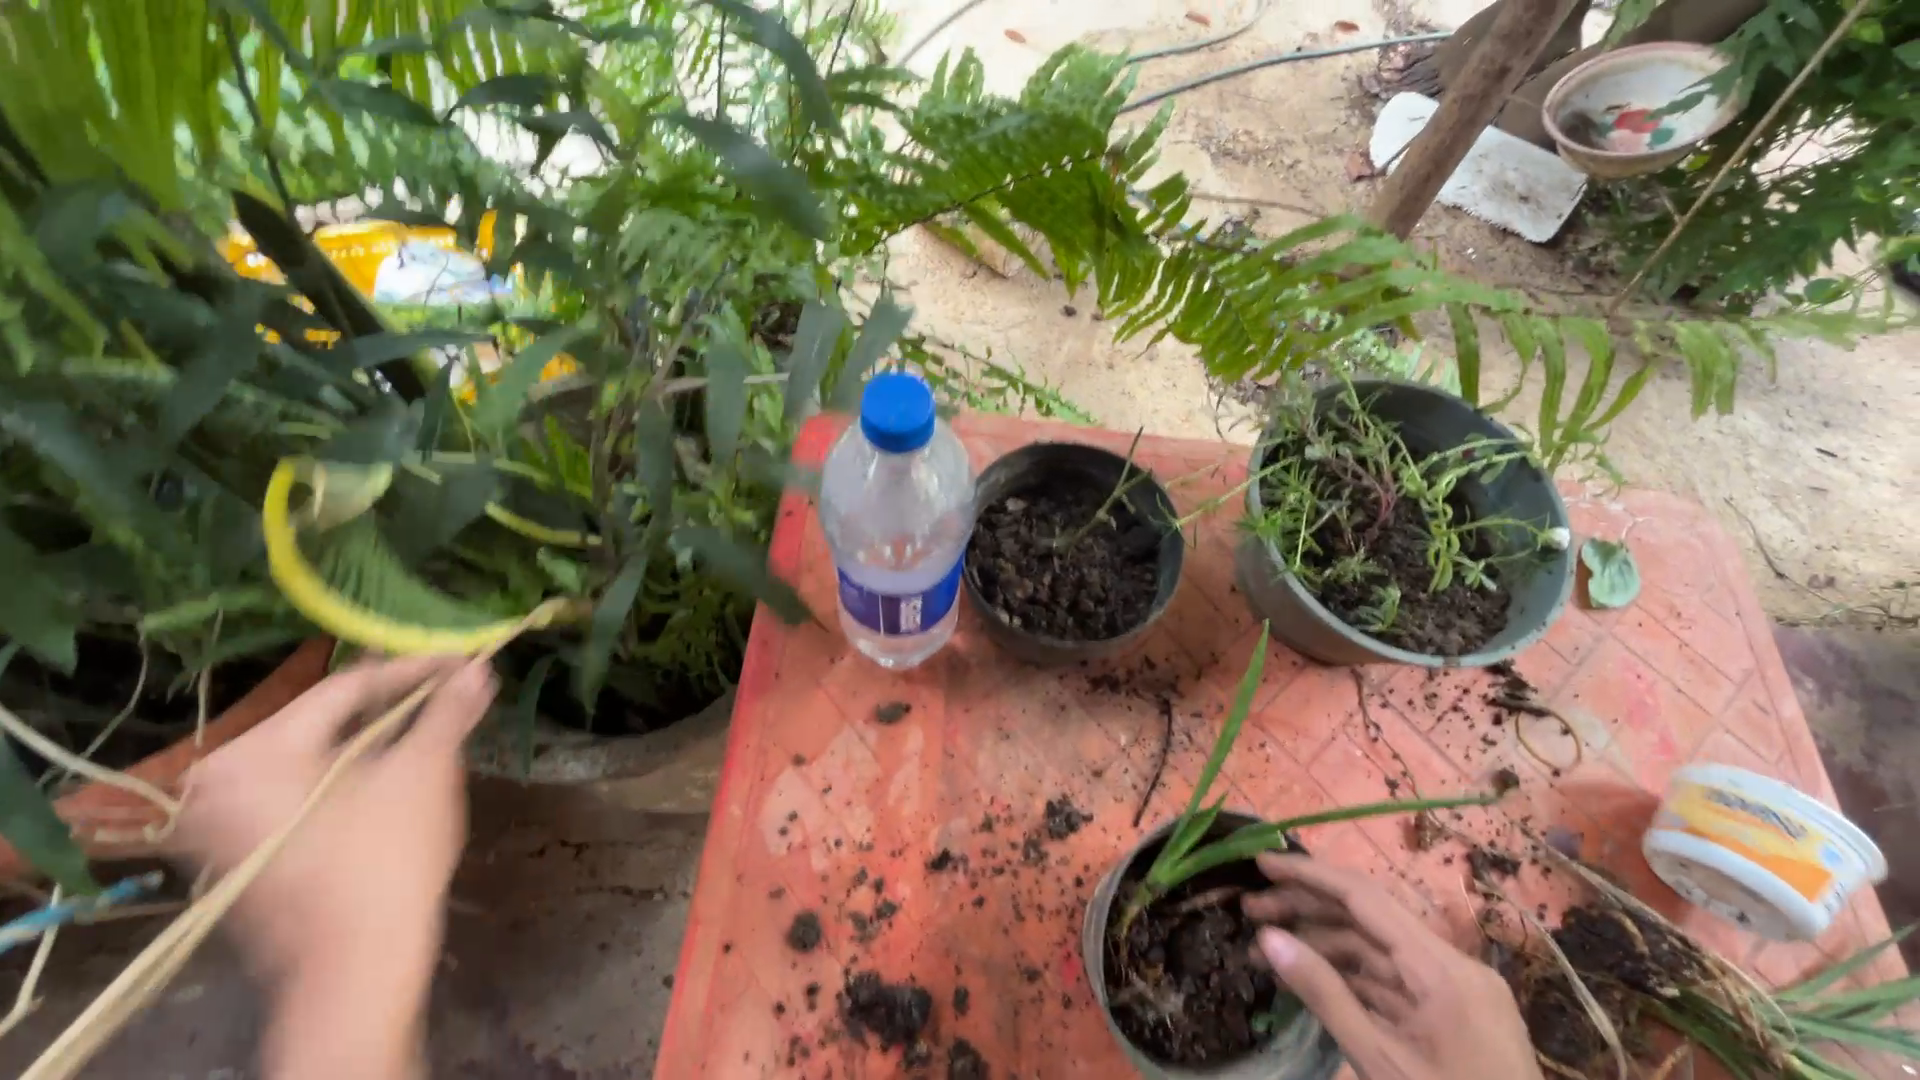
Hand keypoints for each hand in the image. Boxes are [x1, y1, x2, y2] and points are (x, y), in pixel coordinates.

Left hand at [173, 655, 495, 1079]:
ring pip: (317, 751)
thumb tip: (478, 668)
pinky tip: (396, 771)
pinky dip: (351, 770)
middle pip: (326, 718)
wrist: (356, 964)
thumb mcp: (425, 772)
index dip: (415, 670)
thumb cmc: (387, 860)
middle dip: (397, 704)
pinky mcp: (240, 846)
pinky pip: (302, 784)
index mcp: (256, 752)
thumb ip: (448, 711)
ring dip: (378, 736)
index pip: (347, 686)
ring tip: (435, 726)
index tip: (465, 661)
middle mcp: (220, 777)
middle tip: (453, 693)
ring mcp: (221, 817)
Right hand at [1242, 854, 1542, 1079]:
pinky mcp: (1455, 1017)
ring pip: (1379, 950)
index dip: (1309, 874)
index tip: (1261, 864)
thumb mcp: (1379, 1062)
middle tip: (1249, 911)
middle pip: (1371, 918)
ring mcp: (1458, 992)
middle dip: (1307, 909)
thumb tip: (1268, 938)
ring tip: (1266, 951)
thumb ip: (1323, 994)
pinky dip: (1350, 976)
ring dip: (1322, 945)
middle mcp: (1455, 967)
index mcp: (1444, 970)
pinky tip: (1309, 978)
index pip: (1366, 897)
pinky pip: (1394, 982)